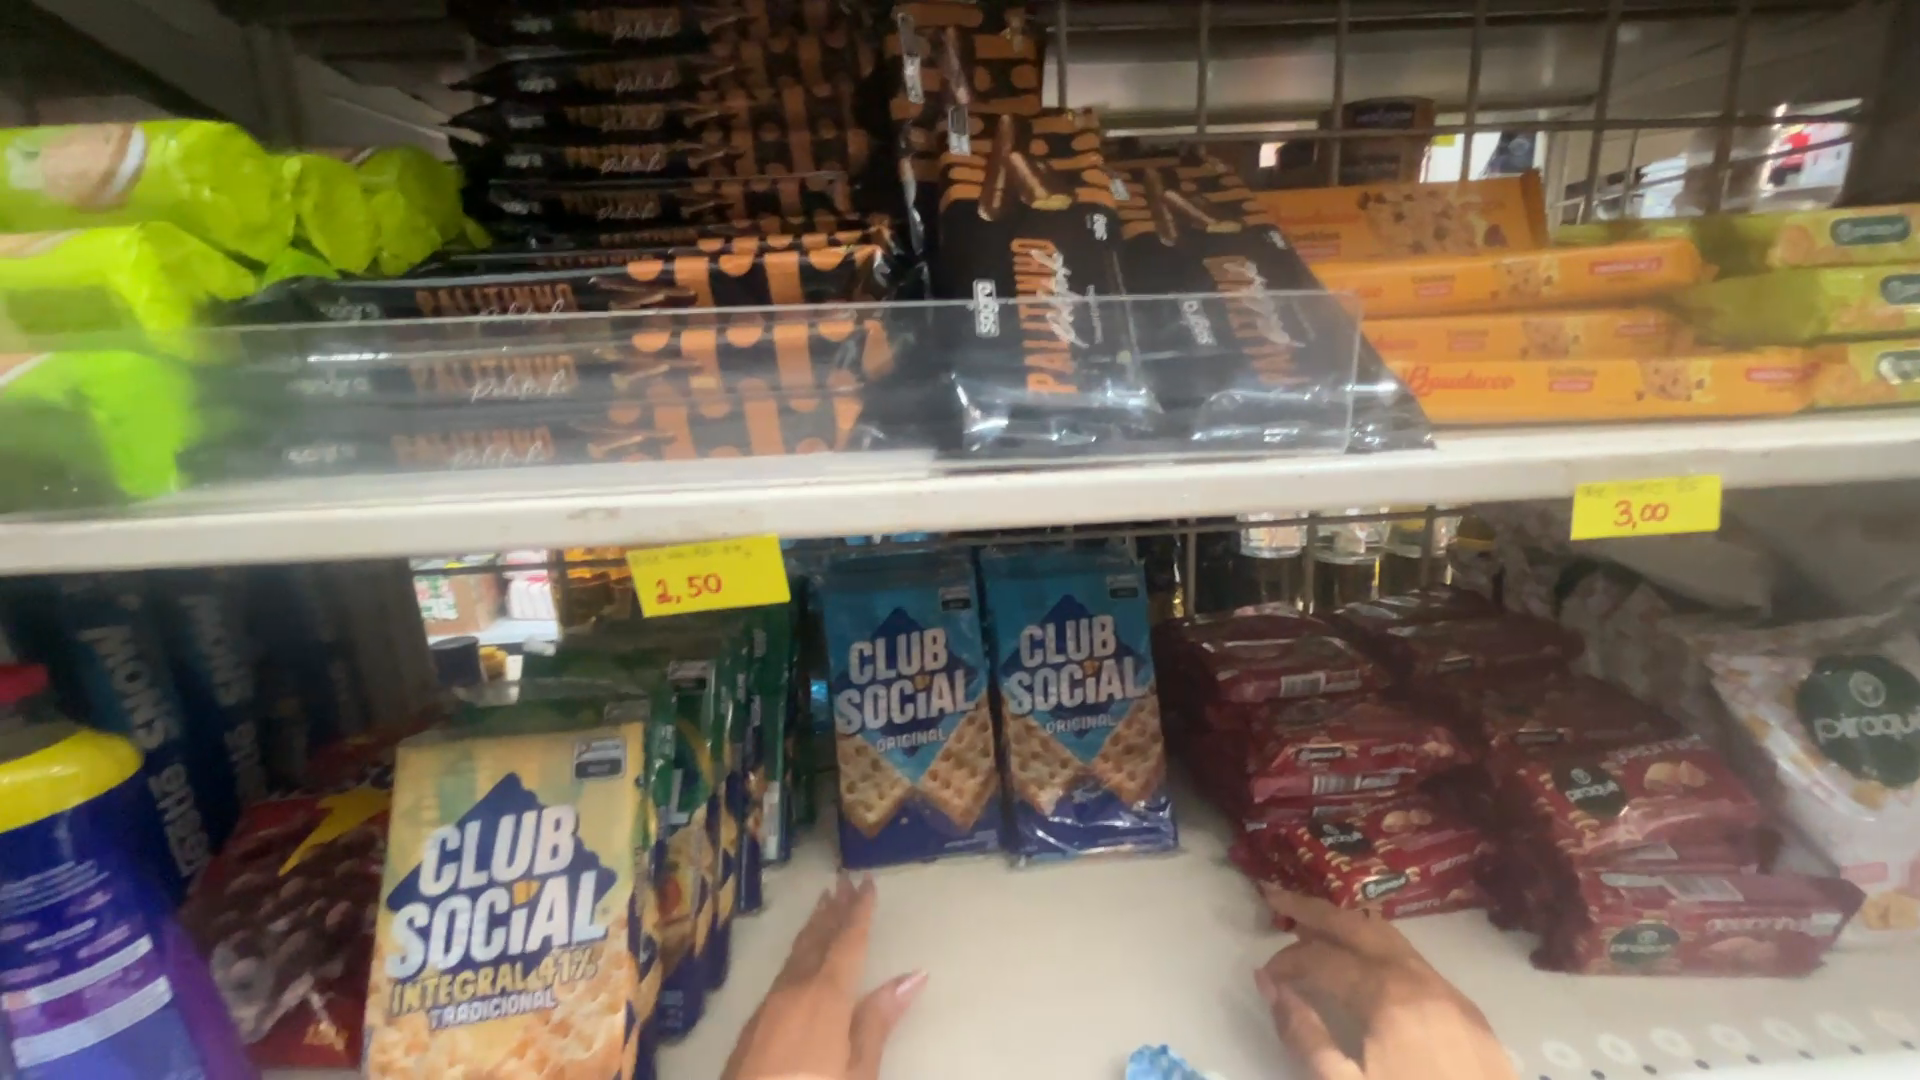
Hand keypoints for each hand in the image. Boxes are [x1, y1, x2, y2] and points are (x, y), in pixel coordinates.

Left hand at [722, 875, 927, 1079]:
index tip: (866, 881)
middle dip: (833, 909)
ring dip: (813, 927)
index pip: (848, 942)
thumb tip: (913, 975)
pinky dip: (798, 952)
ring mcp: (768, 1008)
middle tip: (842, 879)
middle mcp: (794, 990)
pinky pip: (783, 972)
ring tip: (822, 904)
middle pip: (817, 939)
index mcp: (826, 996)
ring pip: (796, 954)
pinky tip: (799, 959)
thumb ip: (878, 1022)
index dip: (859, 911)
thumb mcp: (858, 1073)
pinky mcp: (752, 1028)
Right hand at [1255, 885, 1516, 1079]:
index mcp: (1389, 996)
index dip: (1286, 961)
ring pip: (1390, 938)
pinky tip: (1363, 964)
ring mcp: (1453, 996)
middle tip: (1275, 897)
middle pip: (1356, 926)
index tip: (1266, 977)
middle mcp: (1422, 981)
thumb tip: (1268, 984)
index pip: (1321, 958)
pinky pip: (1414, 962)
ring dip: (1347, 926)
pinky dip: (1377, 947)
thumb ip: (1304, 1036)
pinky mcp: (1472, 1019)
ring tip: (1315, 924)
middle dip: (1312, 910)